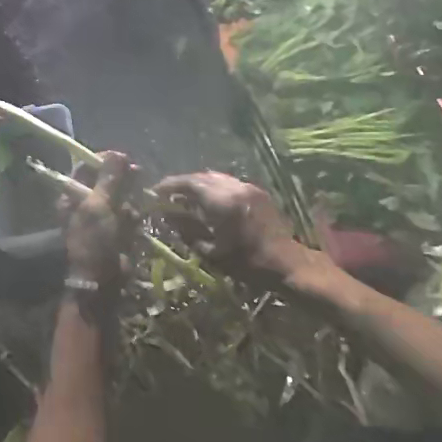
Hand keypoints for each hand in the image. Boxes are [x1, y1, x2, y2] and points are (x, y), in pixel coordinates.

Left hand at [63, 152, 138, 286]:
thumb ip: (109, 178)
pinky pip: (129, 214)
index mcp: (73, 195)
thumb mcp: (98, 205)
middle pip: (108, 179)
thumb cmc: (93, 240)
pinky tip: (132, 226)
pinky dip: (132, 218)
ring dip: (129, 200)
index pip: (87, 167)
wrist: (101, 279)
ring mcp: (103, 215)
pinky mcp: (118, 228)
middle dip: (123, 179)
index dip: (105, 160)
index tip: (123, 158)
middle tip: (136, 175)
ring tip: (130, 212)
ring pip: (123, 195)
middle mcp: (87, 202)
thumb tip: (117, 154)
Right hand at [153, 172, 318, 284]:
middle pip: (202, 177)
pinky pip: (230, 183)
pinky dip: (214, 188)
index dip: (169, 185)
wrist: (287, 264)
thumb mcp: (210, 251)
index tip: (155, 192)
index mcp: (221, 201)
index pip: (189, 183)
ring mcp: (249, 188)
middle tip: (167, 195)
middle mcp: (235, 188)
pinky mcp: (258, 193)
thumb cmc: (246, 263)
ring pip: (216, 178)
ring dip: (199, 185)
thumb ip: (186, 229)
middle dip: (182, 184)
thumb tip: (166, 215)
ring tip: (185, 198)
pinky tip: (208, 202)